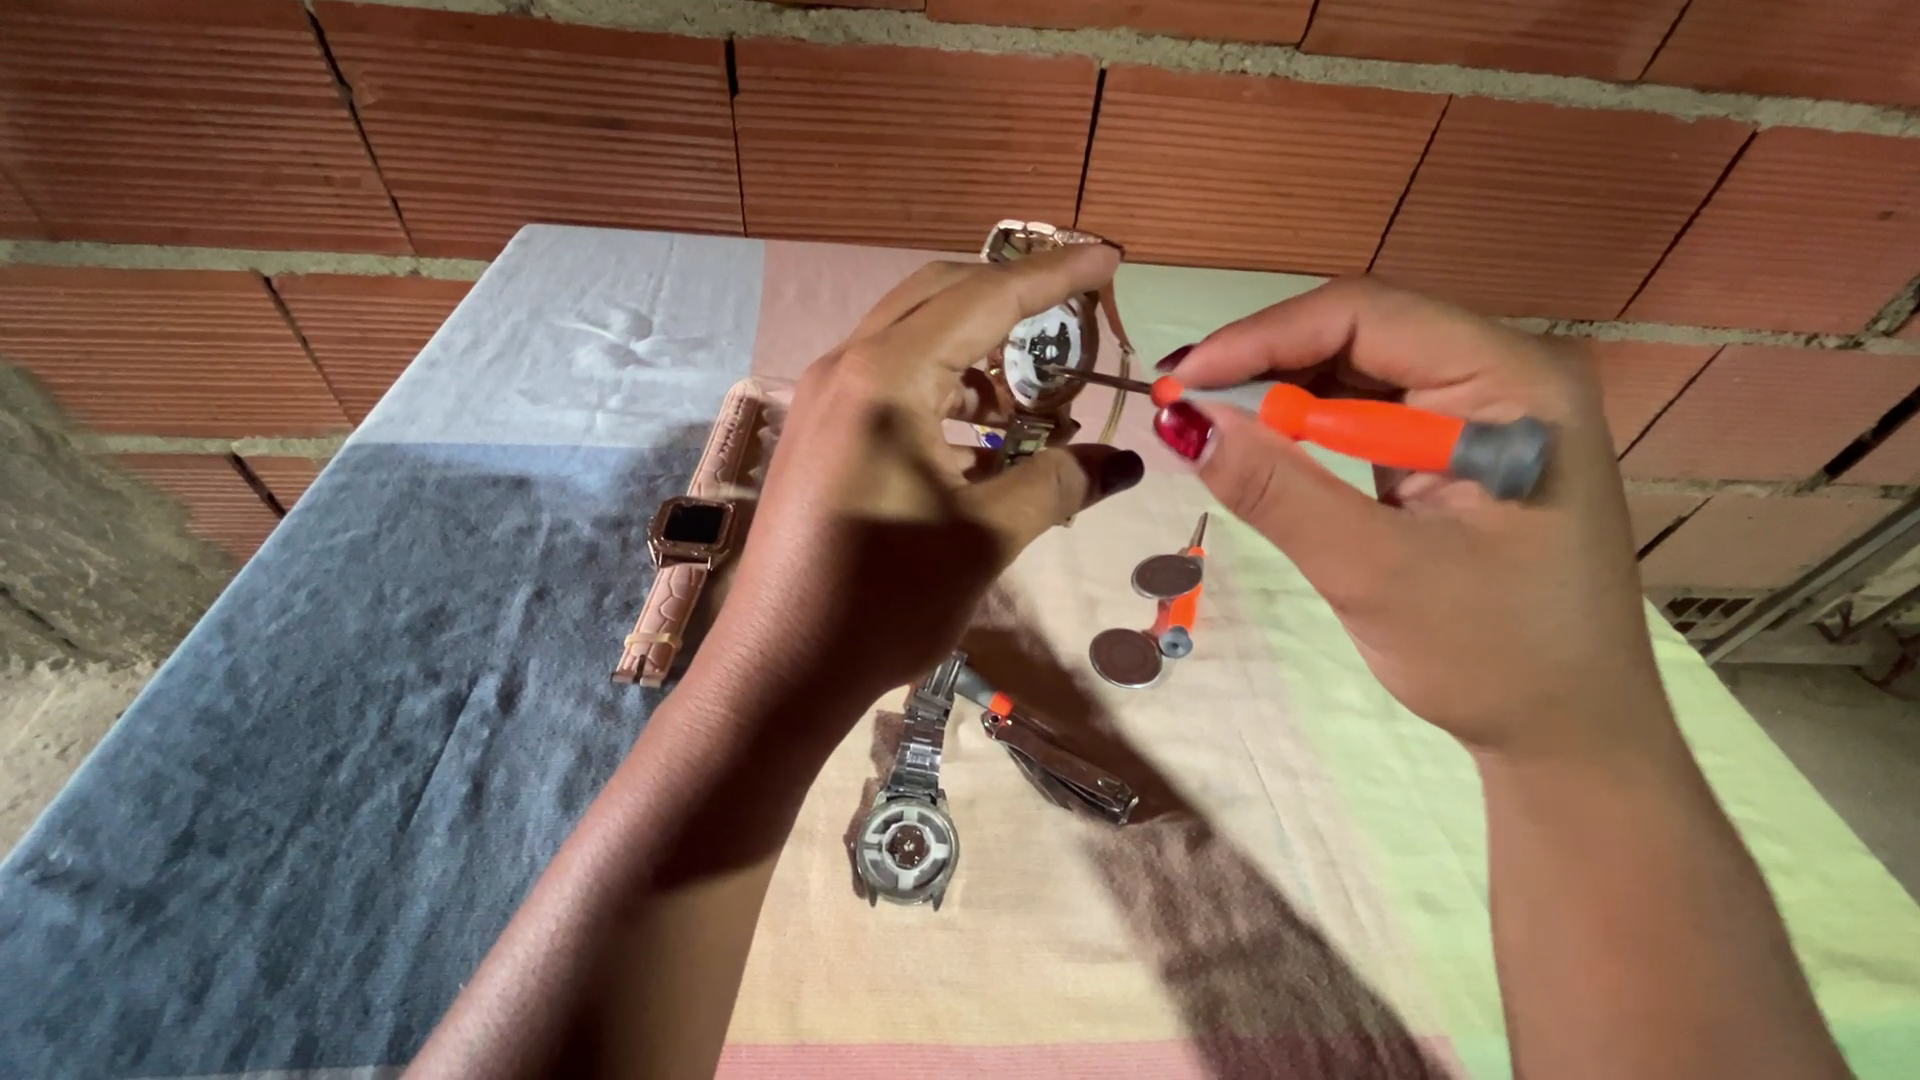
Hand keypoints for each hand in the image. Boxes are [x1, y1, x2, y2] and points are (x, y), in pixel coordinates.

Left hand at [689, 244, 1142, 719]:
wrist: (780, 669)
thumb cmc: (883, 601)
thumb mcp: (985, 538)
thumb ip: (1059, 483)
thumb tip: (1125, 463)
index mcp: (887, 375)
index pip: (986, 296)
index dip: (1054, 275)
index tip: (1108, 259)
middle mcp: (847, 368)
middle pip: (941, 298)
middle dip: (1012, 303)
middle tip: (1074, 320)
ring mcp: (823, 402)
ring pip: (914, 345)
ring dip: (978, 361)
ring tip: (1035, 407)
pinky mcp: (818, 438)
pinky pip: (891, 388)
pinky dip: (944, 398)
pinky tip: (981, 444)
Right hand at [1157, 279, 1666, 758]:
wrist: (1564, 730)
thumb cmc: (1491, 655)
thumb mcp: (1372, 570)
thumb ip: (1277, 490)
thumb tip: (1182, 424)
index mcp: (1514, 382)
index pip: (1366, 317)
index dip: (1260, 338)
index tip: (1179, 384)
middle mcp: (1501, 375)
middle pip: (1357, 334)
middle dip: (1259, 362)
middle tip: (1177, 401)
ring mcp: (1477, 411)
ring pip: (1353, 371)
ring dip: (1272, 392)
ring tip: (1199, 416)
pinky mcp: (1450, 448)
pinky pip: (1362, 413)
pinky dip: (1300, 425)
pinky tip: (1254, 441)